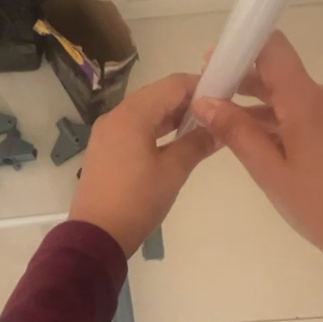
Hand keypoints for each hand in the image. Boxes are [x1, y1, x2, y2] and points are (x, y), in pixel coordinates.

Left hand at [68, 72, 220, 256]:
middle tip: (216, 114)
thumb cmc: (137, 201)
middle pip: (157, 95)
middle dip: (187, 101)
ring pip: (145, 112)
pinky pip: (133, 129)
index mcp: (131, 115)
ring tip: (201, 128)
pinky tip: (175, 142)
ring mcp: (106, 134)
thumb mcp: (173, 171)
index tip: (226, 95)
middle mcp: (115, 117)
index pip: (172, 85)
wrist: (96, 236)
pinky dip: (155, 130)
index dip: (201, 85)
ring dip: (171, 117)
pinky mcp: (104, 150)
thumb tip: (219, 130)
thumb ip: (197, 144)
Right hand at [189, 31, 322, 321]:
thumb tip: (205, 101)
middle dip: (242, 84)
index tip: (210, 64)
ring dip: (261, 109)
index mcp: (309, 101)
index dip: (240, 48)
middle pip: (281, 75)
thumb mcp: (271, 173)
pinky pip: (309, 116)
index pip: (273, 49)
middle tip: (205, 101)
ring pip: (293, 99)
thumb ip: (237, 133)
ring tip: (225, 129)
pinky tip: (262, 147)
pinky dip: (282, 124)